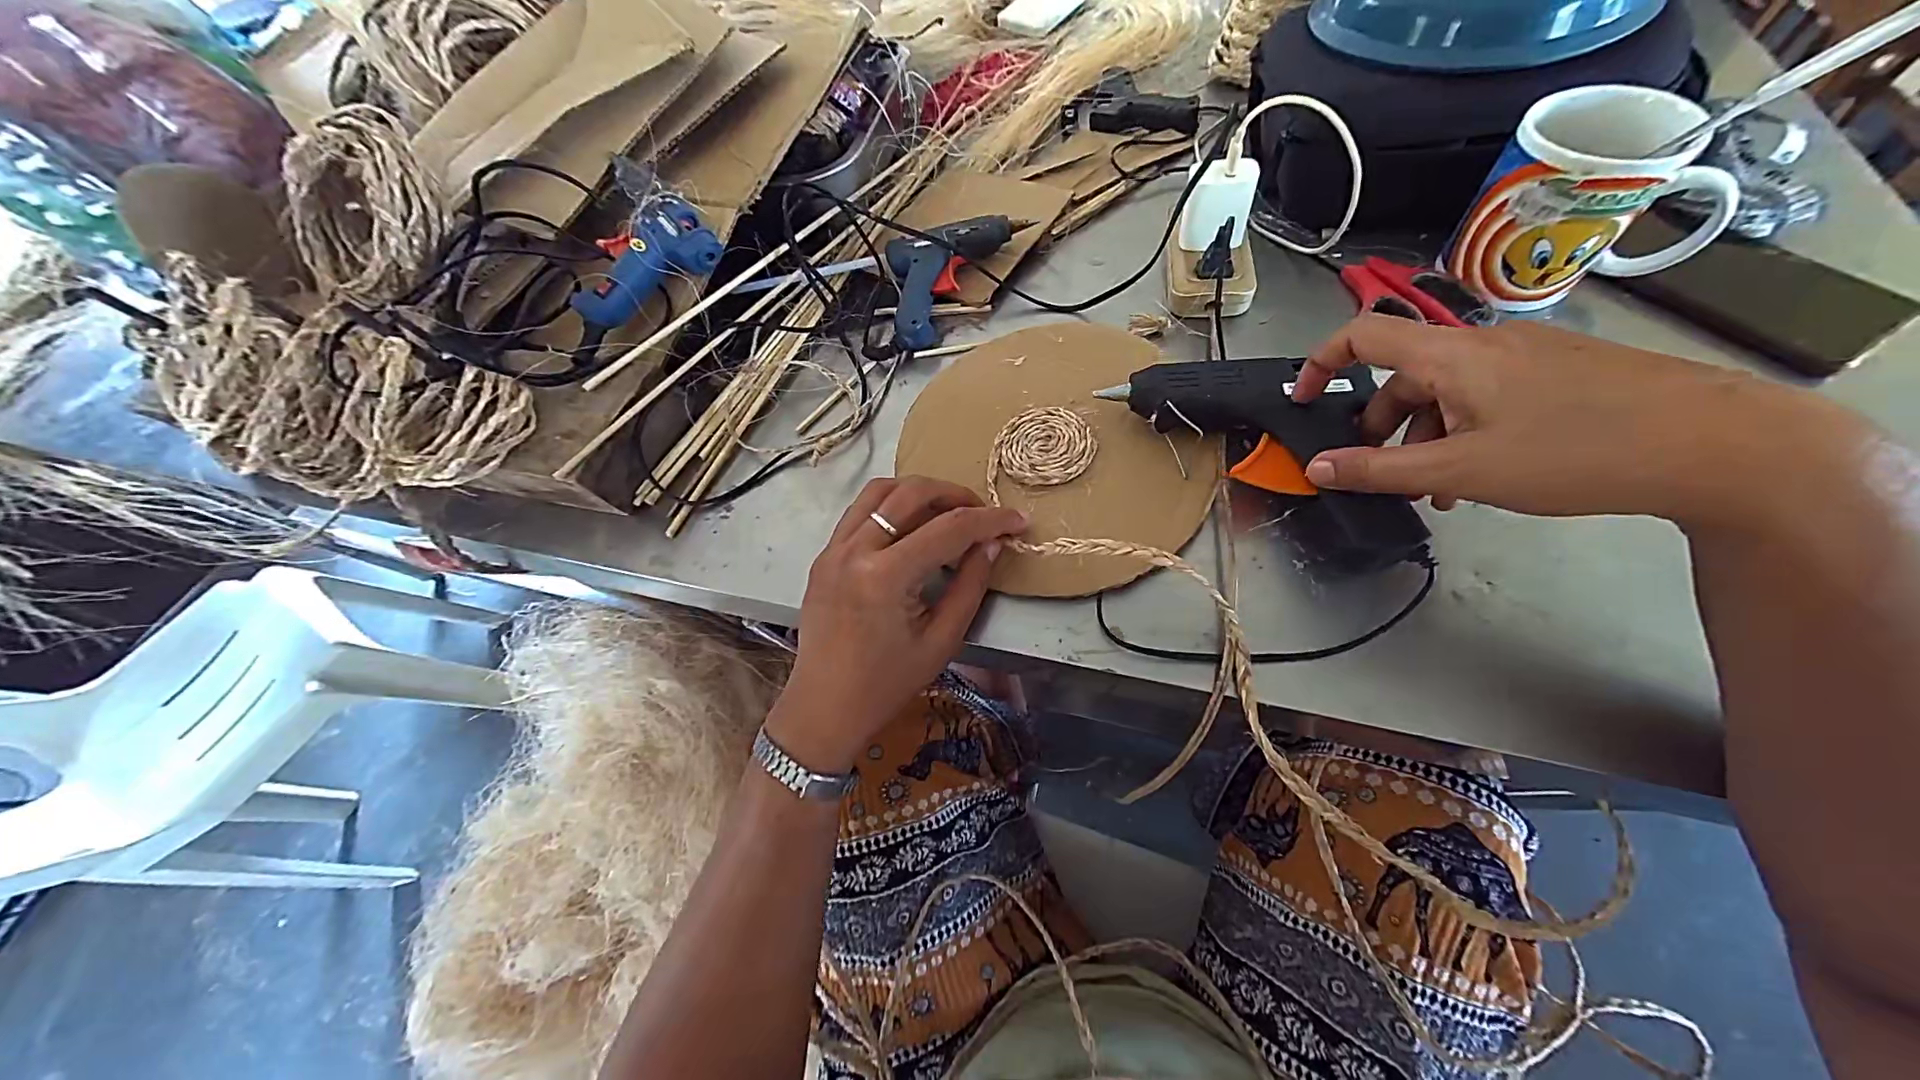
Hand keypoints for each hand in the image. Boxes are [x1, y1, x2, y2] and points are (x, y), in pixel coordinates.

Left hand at [766, 477, 1027, 772]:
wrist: (825, 707)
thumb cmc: (887, 684)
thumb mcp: (941, 641)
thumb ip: (971, 585)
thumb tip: (993, 543)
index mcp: (885, 577)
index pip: (948, 529)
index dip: (990, 520)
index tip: (1018, 520)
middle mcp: (854, 551)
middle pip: (911, 493)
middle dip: (956, 494)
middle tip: (984, 513)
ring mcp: (833, 550)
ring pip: (880, 491)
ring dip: (920, 492)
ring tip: (948, 512)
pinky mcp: (824, 556)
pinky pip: (859, 511)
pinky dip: (890, 506)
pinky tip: (912, 525)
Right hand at [1290, 315, 1867, 527]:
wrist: (1720, 443)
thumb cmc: (1574, 452)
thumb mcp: (1461, 471)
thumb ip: (1378, 470)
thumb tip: (1316, 468)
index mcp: (1452, 355)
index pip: (1362, 336)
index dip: (1320, 363)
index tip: (1301, 399)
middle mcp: (1485, 342)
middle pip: (1404, 372)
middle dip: (1380, 422)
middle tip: (1380, 469)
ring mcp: (1528, 353)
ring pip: (1447, 389)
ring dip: (1425, 435)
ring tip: (1440, 490)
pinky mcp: (1561, 369)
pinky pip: (1487, 393)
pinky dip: (1465, 429)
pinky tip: (1484, 472)